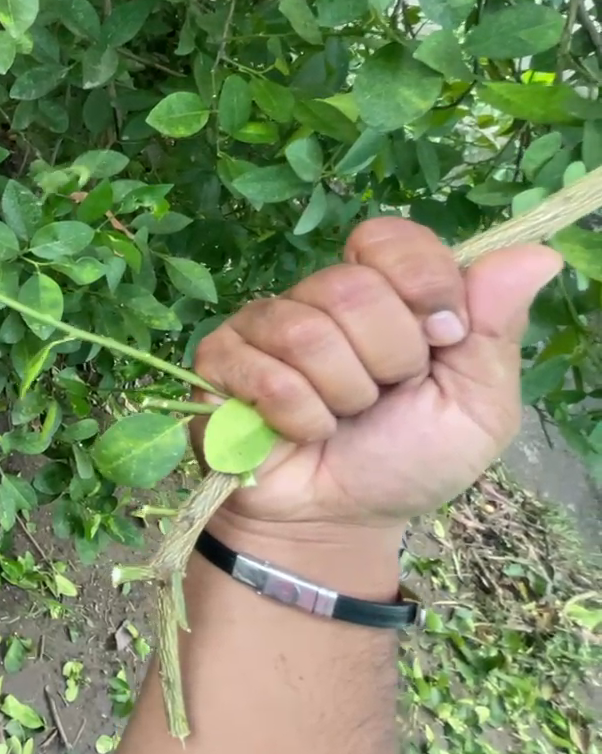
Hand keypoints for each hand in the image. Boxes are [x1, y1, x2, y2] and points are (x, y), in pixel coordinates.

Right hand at [194, 218, 561, 552]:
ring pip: (305, 332)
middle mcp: (310, 302)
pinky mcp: (215, 360)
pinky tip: (297, 430)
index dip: (420, 278)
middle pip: (348, 287)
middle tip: (382, 395)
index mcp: (377, 300)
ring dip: (342, 393)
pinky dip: (300, 415)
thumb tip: (538, 253)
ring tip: (338, 417)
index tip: (443, 335)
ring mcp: (255, 328)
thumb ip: (493, 333)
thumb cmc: (405, 458)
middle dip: (386, 357)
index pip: (387, 239)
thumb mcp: (476, 404)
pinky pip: (266, 373)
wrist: (337, 514)